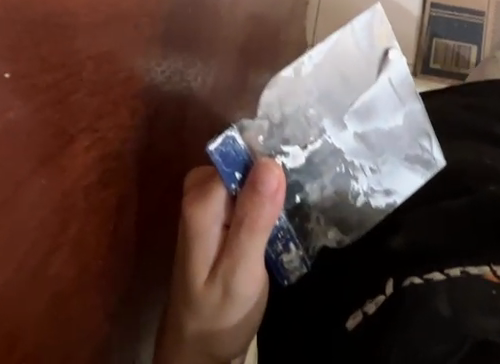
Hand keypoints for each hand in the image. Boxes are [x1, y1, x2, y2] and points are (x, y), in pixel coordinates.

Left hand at [155, 160, 287, 363]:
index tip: (301, 171)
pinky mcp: (219, 213)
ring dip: (273, 187)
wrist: (197, 348)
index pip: (242, 155)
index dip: (272, 160)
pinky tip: (284, 216)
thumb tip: (271, 161)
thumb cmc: (219, 314)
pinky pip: (247, 190)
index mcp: (201, 199)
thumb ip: (255, 217)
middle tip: (301, 198)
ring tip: (299, 205)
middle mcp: (200, 191)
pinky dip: (267, 199)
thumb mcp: (241, 270)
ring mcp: (208, 201)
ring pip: (248, 173)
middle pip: (244, 160)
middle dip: (274, 173)